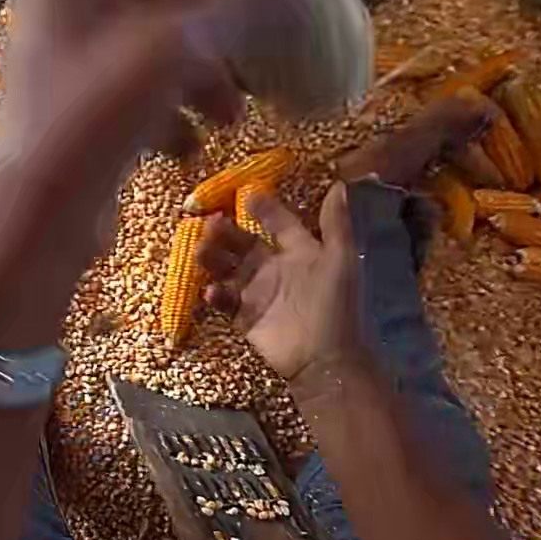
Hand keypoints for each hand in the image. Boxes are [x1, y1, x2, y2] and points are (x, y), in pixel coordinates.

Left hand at [0, 0, 241, 350]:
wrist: (35, 221)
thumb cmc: (88, 125)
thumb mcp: (168, 49)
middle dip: (218, 24)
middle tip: (261, 48)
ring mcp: (72, 56)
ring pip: (158, 46)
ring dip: (201, 77)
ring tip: (231, 116)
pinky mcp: (80, 107)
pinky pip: (139, 93)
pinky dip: (170, 114)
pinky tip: (189, 146)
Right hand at [197, 184, 360, 381]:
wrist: (324, 356)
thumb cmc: (336, 304)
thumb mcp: (340, 259)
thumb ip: (336, 224)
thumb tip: (339, 184)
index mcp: (299, 252)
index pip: (279, 224)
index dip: (265, 209)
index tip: (247, 194)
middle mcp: (275, 269)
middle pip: (244, 244)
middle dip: (226, 233)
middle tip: (210, 223)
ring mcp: (258, 293)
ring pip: (228, 269)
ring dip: (213, 259)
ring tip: (199, 251)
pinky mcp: (245, 317)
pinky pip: (225, 302)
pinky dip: (217, 295)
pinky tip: (212, 291)